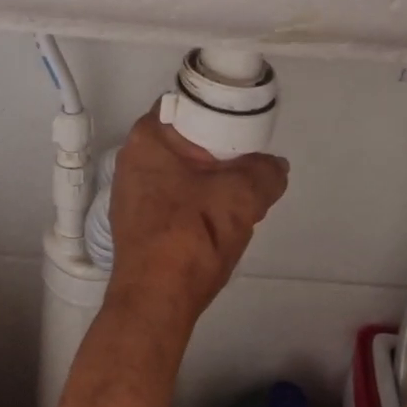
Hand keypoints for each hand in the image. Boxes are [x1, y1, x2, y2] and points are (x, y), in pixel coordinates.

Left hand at [105, 105, 288, 324]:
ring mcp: (131, 192)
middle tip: (248, 164)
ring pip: (182, 172)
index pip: (186, 105)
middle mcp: (132, 157)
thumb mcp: (241, 198)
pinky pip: (174, 198)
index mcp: (147, 136)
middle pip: (186, 140)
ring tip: (239, 197)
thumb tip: (275, 165)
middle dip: (219, 152)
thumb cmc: (191, 235)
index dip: (218, 111)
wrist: (156, 301)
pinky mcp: (137, 222)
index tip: (245, 126)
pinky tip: (216, 222)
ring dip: (210, 181)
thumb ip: (264, 173)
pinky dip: (196, 204)